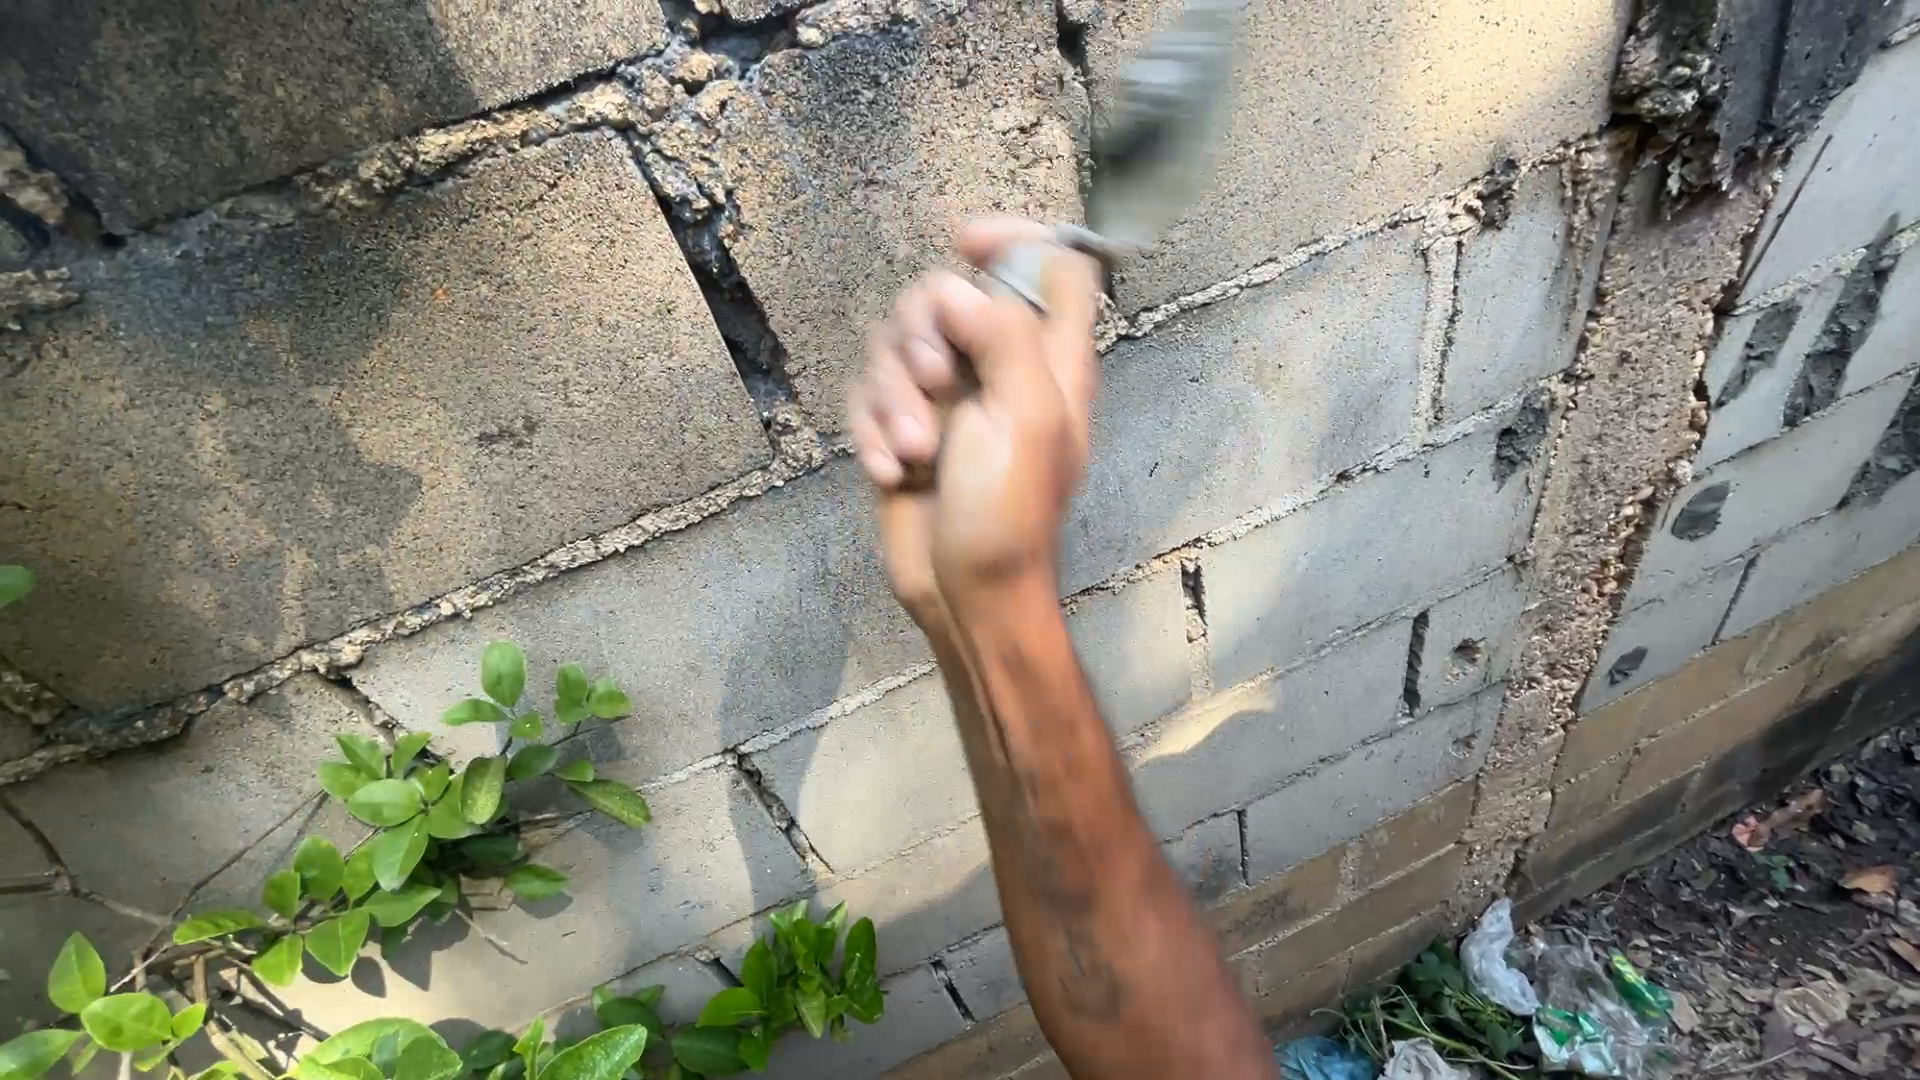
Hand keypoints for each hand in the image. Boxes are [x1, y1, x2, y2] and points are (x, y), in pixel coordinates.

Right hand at [849, 220, 1102, 638]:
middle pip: (946, 293)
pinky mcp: (903, 427)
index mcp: (1049, 361)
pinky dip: (874, 431)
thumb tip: (953, 287)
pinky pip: (869, 396)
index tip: (965, 242)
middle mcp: (996, 368)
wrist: (963, 592)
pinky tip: (893, 472)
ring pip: (895, 345)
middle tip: (932, 385)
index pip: (1056, 266)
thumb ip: (1003, 337)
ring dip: (892, 398)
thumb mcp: (1027, 420)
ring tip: (915, 452)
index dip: (1018, 239)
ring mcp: (946, 399)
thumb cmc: (1009, 515)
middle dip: (922, 334)